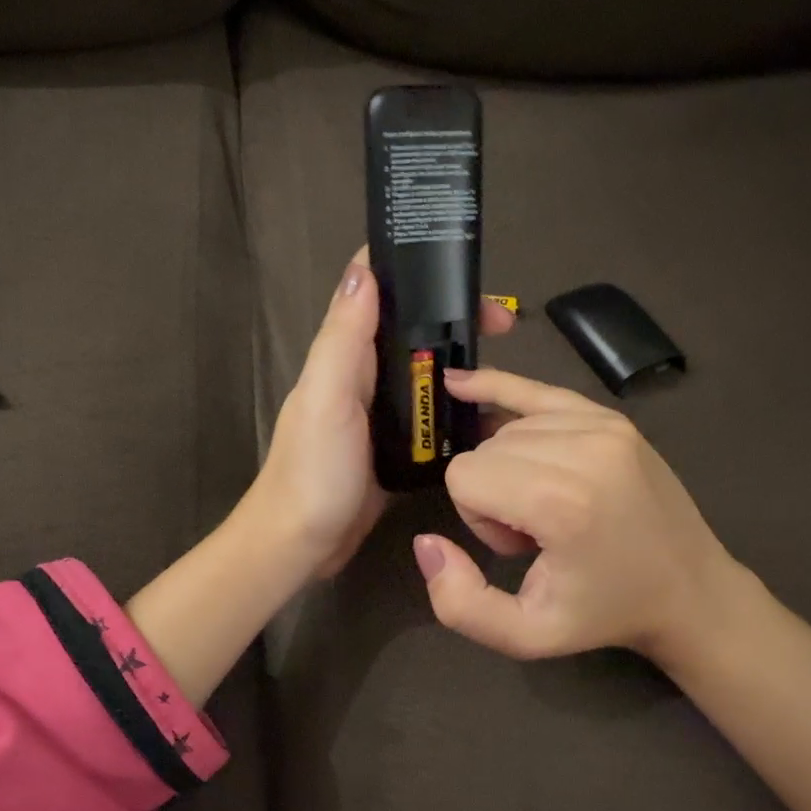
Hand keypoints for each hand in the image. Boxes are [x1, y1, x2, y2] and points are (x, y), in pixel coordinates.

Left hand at [248, 247, 515, 577]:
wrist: (303, 544)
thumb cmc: (314, 469)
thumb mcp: (328, 396)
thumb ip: (343, 336)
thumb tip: (363, 270)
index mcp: (343, 355)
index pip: (376, 293)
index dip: (415, 270)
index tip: (464, 265)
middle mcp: (362, 375)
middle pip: (411, 329)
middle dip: (454, 315)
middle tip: (504, 323)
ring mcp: (379, 412)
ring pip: (425, 369)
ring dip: (461, 356)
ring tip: (507, 359)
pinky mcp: (395, 446)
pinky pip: (431, 412)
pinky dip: (457, 402)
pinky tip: (490, 407)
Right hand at [412, 368, 746, 663]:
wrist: (690, 591)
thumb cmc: (605, 612)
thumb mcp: (526, 635)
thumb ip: (459, 604)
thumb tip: (426, 543)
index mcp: (560, 502)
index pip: (464, 476)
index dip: (477, 517)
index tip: (517, 547)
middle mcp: (582, 450)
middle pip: (483, 449)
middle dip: (492, 492)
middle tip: (535, 533)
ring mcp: (602, 426)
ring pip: (505, 427)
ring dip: (510, 466)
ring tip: (548, 505)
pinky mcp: (611, 417)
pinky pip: (536, 391)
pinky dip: (501, 393)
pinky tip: (463, 385)